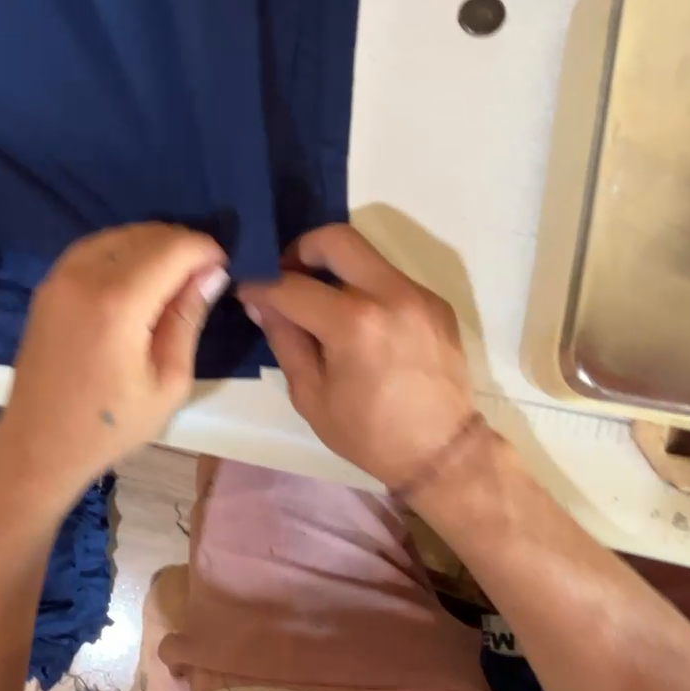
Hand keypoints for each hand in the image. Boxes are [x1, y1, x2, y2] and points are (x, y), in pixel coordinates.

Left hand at [0, 224, 228, 501]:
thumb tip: (211, 273)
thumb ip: (187, 319)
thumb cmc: (110, 425)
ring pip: (118, 236)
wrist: (39, 445)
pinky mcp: (48, 287)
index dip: (205, 250)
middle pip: (146, 235)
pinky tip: (138, 280)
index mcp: (118, 302)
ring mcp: (60, 278)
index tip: (222, 268)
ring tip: (173, 279)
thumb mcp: (168, 382)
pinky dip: (122, 252)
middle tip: (201, 277)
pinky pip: (93, 249)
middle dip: (181, 246)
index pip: (173, 248)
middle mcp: (84, 277)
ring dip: (151, 246)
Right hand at [237, 225, 476, 489]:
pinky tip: (358, 325)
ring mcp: (418, 294)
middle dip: (300, 251)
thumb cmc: (368, 433)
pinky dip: (363, 290)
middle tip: (288, 278)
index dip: (261, 285)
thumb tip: (261, 302)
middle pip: (335, 238)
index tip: (247, 290)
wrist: (441, 451)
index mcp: (353, 325)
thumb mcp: (311, 395)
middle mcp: (390, 295)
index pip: (292, 285)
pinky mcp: (434, 302)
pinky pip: (388, 279)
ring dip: (334, 270)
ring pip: (365, 255)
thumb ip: (285, 340)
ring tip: (320, 304)